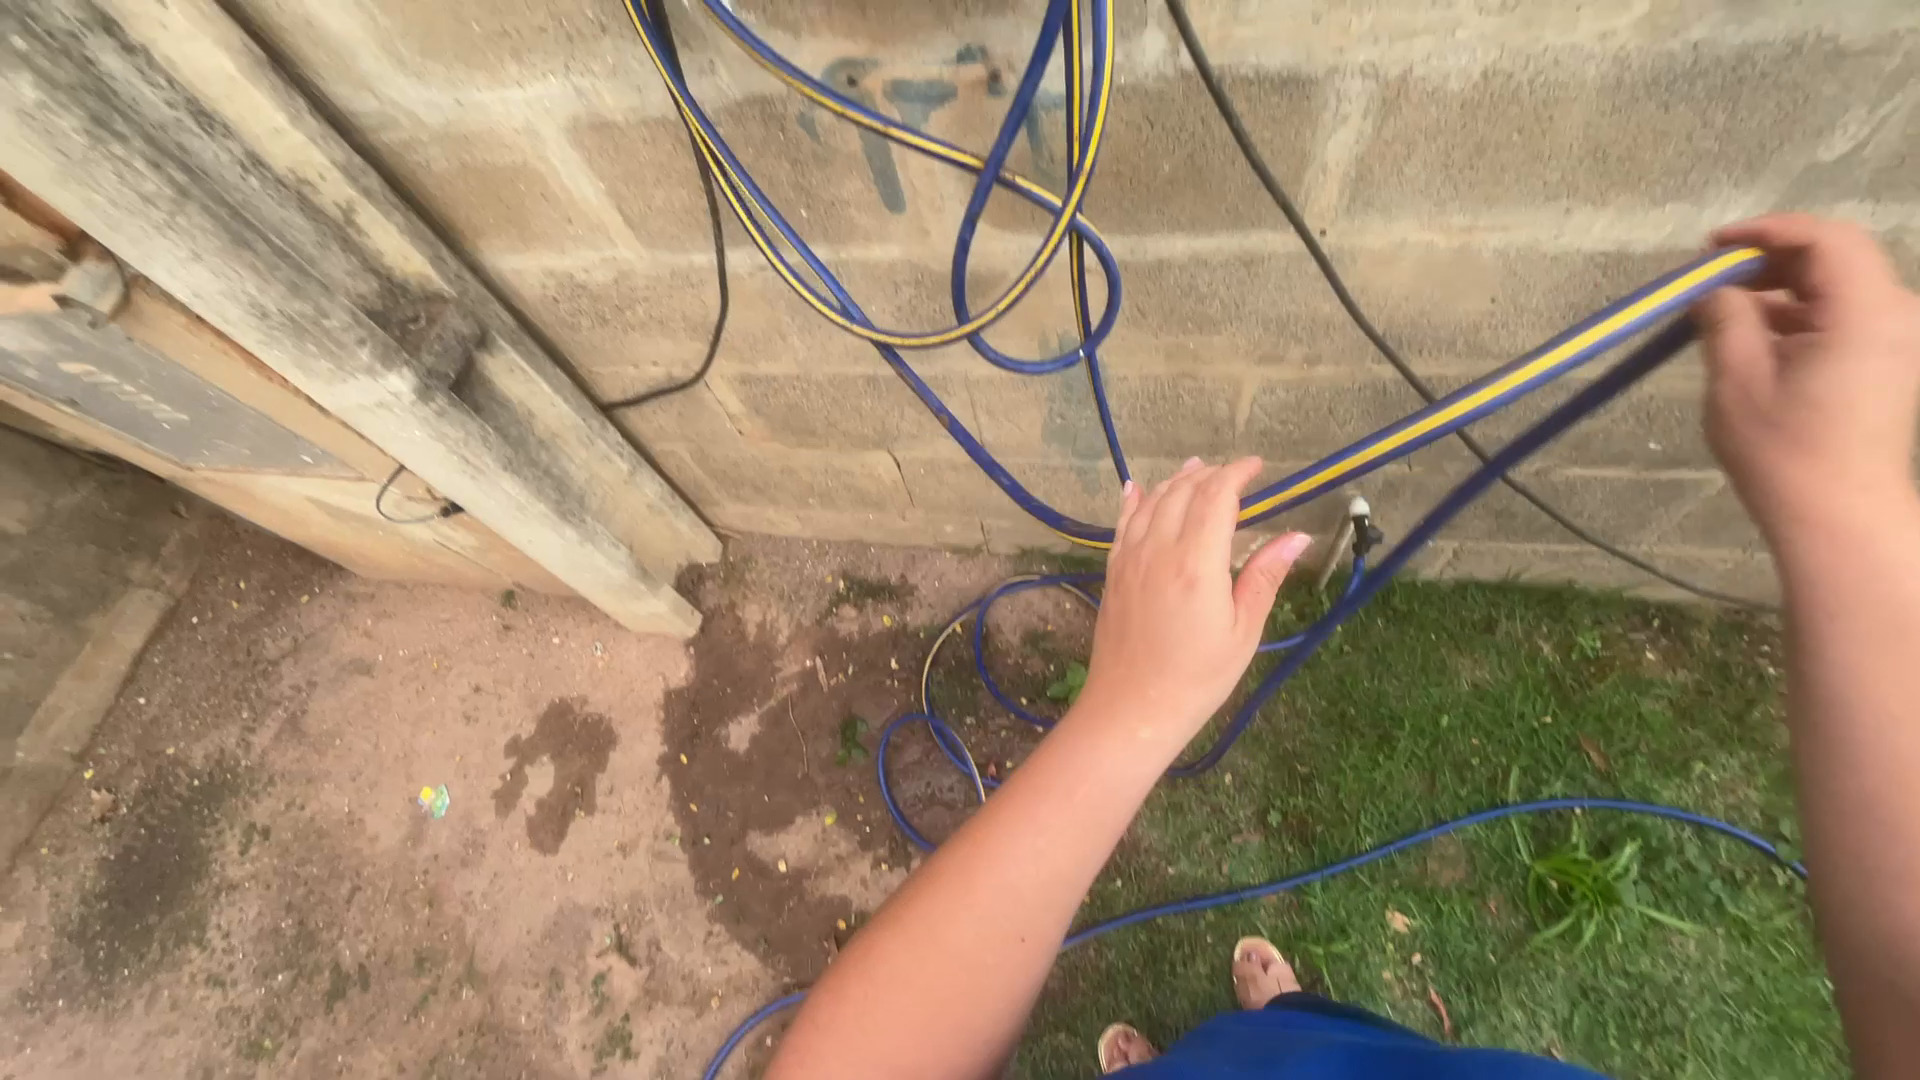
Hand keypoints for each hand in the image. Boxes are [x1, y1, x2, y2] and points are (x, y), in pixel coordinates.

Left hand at [1078, 457, 1312, 744]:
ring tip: (1194, 469)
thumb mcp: (1242, 631)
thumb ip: (1264, 577)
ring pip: (1150, 503)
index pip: (1216, 497)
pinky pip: (1122, 525)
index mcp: (1196, 562)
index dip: (1237, 474)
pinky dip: (1133, 502)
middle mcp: (1158, 550)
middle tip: (1232, 473)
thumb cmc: (1196, 677)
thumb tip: (1297, 536)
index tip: (1257, 466)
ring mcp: (1129, 559)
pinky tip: (1135, 489)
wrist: (1131, 706)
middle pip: (1182, 493)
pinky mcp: (1113, 573)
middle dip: (1209, 474)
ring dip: (1174, 481)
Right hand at [1695, 215, 1919, 547]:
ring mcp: (1894, 336)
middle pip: (1834, 259)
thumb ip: (1726, 321)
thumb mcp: (1737, 379)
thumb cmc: (1780, 446)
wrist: (1835, 505)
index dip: (1768, 230)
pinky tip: (1745, 335)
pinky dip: (1789, 314)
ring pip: (1832, 288)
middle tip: (1702, 281)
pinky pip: (1835, 315)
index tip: (1711, 245)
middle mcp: (1895, 313)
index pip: (1827, 240)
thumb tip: (1713, 290)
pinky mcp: (1882, 358)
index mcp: (1867, 312)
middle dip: (1765, 260)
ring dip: (1773, 289)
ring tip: (1714, 311)